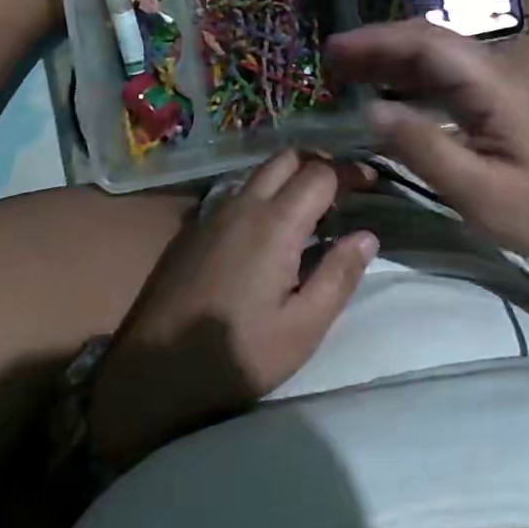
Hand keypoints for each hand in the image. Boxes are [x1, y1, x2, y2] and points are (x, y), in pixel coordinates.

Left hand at [88, 154, 377, 467]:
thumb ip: (338, 276)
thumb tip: (367, 235)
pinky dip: (265, 192)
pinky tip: (272, 229)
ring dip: (291, 176)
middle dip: (320, 163)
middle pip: (287, 158)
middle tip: (344, 189)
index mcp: (274, 224)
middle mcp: (243, 205)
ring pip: (260, 173)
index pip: (319, 174)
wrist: (155, 369)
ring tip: (314, 209)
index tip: (372, 182)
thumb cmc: (237, 354)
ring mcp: (214, 213)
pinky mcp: (196, 228)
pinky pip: (239, 192)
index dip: (350, 172)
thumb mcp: (302, 328)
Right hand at [327, 20, 528, 272]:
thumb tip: (372, 110)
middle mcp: (493, 75)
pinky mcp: (490, 102)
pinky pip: (439, 79)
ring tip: (343, 70)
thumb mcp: (481, 195)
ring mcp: (493, 87)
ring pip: (432, 57)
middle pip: (428, 42)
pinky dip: (403, 77)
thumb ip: (426, 150)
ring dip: (386, 57)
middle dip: (376, 43)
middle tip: (329, 59)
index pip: (430, 45)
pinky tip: (380, 91)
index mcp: (495, 88)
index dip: (379, 40)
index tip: (335, 49)